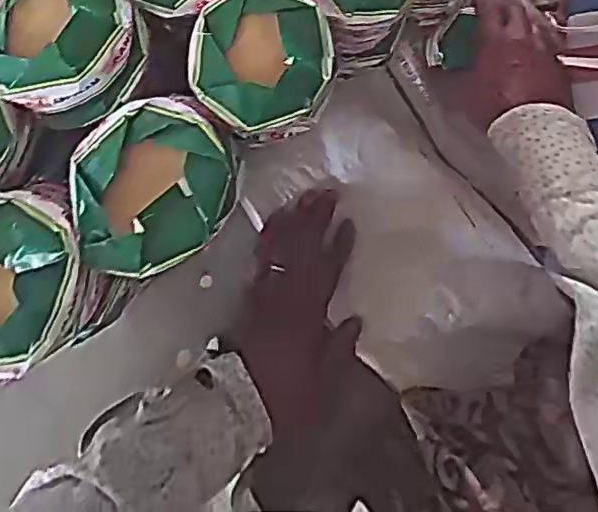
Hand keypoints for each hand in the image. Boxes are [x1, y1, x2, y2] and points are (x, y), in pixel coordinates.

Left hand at [230, 189, 357, 438]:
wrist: (240, 405)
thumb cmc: (287, 395)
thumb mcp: (324, 378)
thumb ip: (341, 346)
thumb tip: (356, 318)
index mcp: (310, 313)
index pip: (329, 270)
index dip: (340, 244)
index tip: (349, 221)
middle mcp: (288, 296)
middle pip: (304, 249)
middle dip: (317, 219)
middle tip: (328, 192)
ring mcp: (266, 293)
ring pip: (281, 249)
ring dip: (293, 220)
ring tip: (303, 197)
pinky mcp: (250, 297)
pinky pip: (259, 261)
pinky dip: (266, 239)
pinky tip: (273, 221)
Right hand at [457, 0, 572, 131]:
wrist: (536, 127)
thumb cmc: (495, 107)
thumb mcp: (462, 93)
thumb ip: (447, 78)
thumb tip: (430, 71)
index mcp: (495, 40)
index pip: (488, 9)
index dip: (481, 0)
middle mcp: (521, 38)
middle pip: (515, 9)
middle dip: (504, 4)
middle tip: (496, 6)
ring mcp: (543, 50)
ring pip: (535, 24)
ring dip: (524, 21)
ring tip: (517, 24)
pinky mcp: (558, 66)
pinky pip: (549, 45)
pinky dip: (540, 43)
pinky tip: (536, 50)